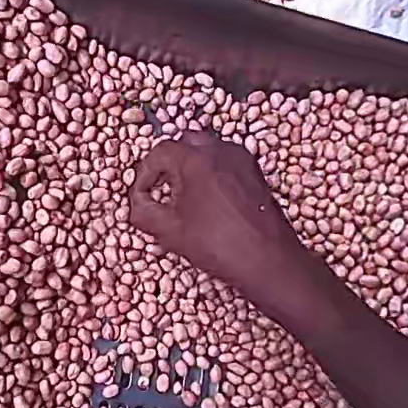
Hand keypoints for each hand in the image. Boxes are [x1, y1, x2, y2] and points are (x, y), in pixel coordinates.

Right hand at [128, 131, 326, 319]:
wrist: (269, 262)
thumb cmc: (220, 245)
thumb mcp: (169, 231)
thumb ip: (144, 212)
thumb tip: (137, 205)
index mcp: (197, 159)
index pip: (159, 153)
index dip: (144, 175)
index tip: (142, 196)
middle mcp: (222, 151)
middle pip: (184, 145)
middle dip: (168, 166)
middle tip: (160, 191)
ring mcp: (242, 161)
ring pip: (207, 152)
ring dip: (190, 169)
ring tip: (183, 200)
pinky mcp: (255, 174)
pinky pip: (225, 164)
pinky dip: (211, 175)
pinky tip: (207, 204)